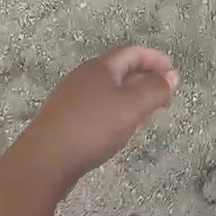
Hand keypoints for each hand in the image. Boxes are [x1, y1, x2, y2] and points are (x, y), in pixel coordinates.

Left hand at [1, 46, 178, 193]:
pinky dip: (116, 112)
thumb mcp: (131, 107)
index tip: (172, 71)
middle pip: (120, 70)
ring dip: (132, 98)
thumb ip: (155, 90)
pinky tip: (120, 131)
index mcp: (100, 68)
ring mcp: (71, 99)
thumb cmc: (91, 128)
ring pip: (109, 91)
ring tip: (147, 115)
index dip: (155, 59)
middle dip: (145, 80)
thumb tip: (171, 76)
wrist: (42, 163)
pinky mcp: (64, 120)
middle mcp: (84, 77)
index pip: (132, 53)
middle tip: (164, 95)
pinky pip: (98, 107)